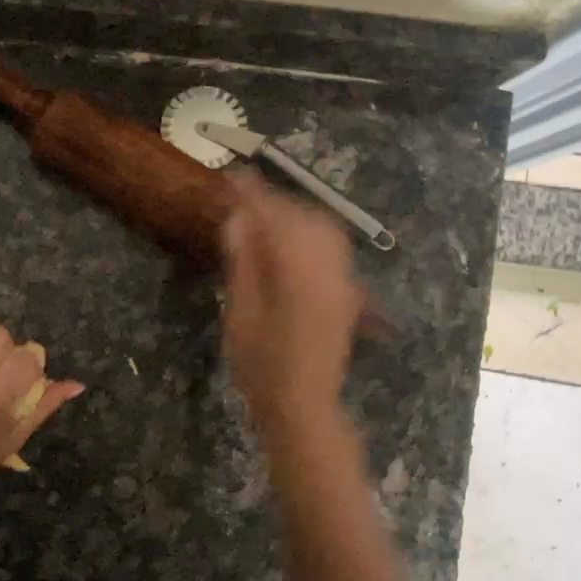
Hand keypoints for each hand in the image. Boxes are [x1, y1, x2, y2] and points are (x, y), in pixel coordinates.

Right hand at [221, 171, 363, 424]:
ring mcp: (342, 281)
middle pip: (305, 217)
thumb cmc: (260, 365)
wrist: (303, 406)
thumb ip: (243, 262)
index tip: (234, 174)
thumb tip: (238, 220)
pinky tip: (291, 242)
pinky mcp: (346, 294)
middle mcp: (327, 268)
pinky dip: (310, 234)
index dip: (254, 193)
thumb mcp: (240, 313)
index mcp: (297, 271)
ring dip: (295, 215)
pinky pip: (332, 248)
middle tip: (244, 196)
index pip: (275, 217)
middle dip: (276, 201)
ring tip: (265, 216)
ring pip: (324, 229)